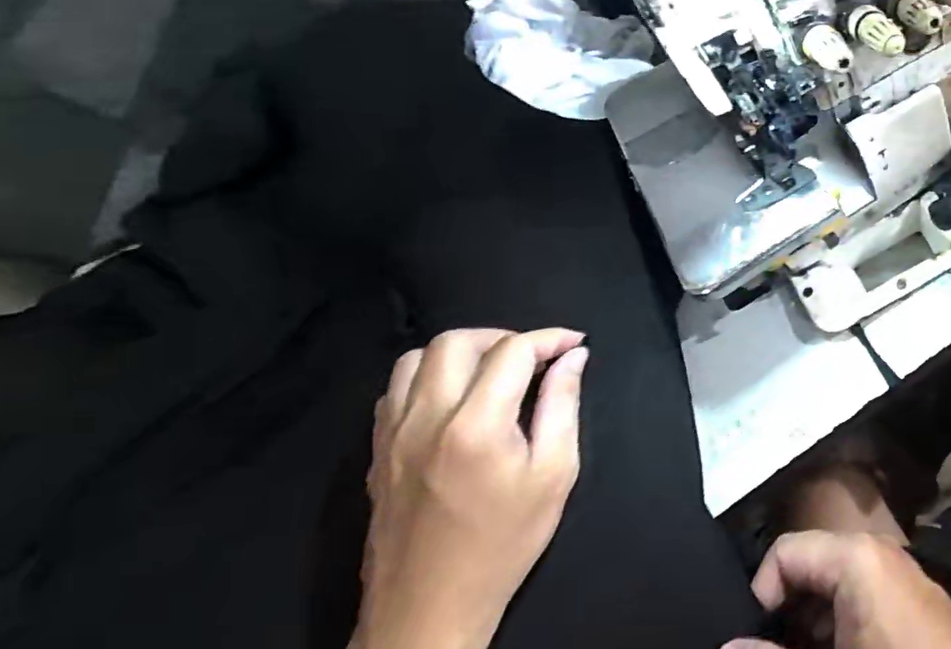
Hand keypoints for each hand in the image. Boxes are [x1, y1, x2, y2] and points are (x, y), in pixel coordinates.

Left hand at [351, 328, 588, 648]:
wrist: (428, 612)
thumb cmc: (503, 544)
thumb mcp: (553, 474)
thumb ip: (563, 405)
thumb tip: (574, 357)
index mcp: (475, 424)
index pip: (513, 350)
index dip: (550, 338)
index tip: (574, 344)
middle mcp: (426, 418)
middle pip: (457, 340)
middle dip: (502, 337)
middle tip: (532, 358)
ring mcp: (393, 436)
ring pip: (416, 359)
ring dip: (459, 353)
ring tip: (490, 373)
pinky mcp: (376, 454)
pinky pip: (393, 391)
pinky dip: (426, 378)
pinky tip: (453, 400)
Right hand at [723, 531, 950, 648]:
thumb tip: (727, 648)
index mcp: (855, 556)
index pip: (785, 553)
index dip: (759, 598)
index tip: (750, 645)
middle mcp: (874, 554)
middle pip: (807, 572)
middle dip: (783, 620)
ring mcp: (894, 576)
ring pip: (829, 593)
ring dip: (807, 631)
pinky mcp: (906, 603)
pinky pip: (855, 606)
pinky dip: (835, 632)